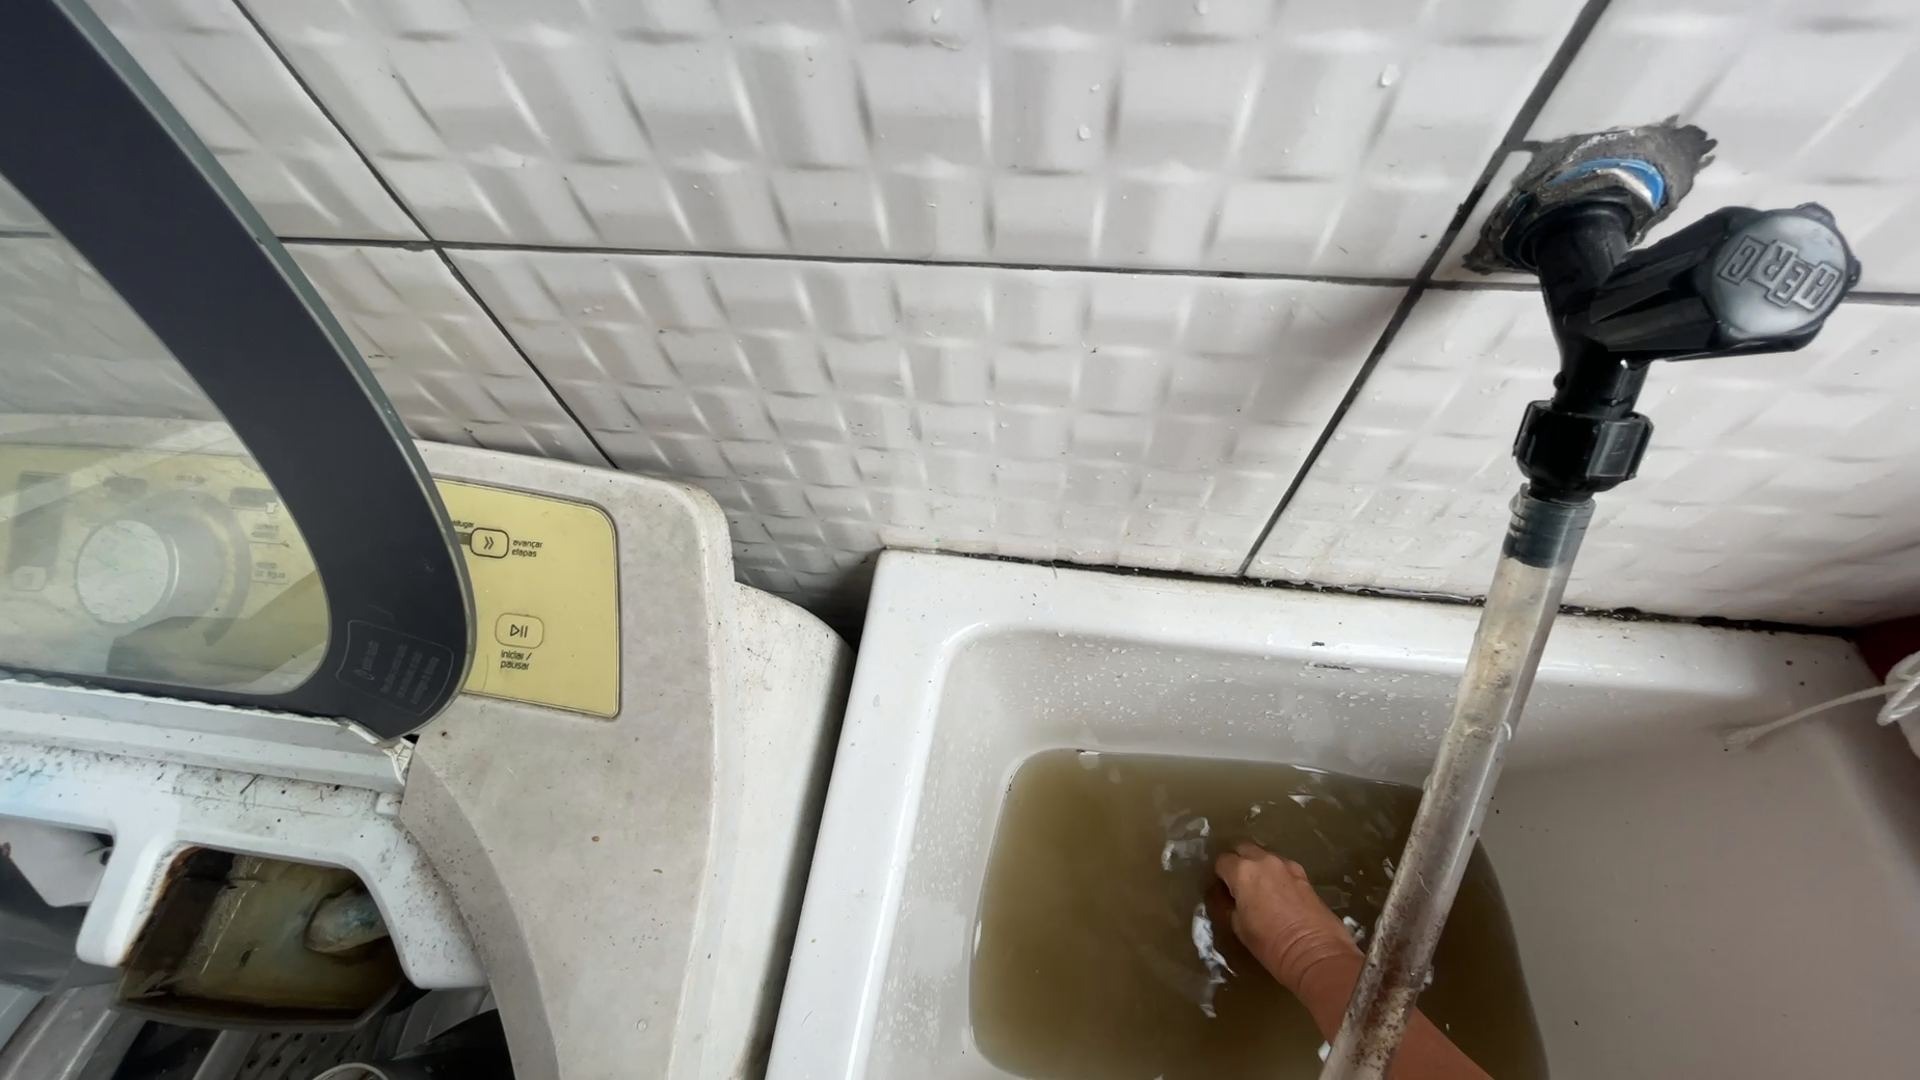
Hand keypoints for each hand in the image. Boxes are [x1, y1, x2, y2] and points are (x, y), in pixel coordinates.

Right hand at [1215, 842, 1361, 993]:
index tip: (1223, 891)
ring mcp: (1287, 866)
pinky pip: (1284, 868)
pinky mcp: (1305, 876)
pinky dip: (1278, 876)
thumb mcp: (1239, 928)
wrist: (1318, 956)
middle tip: (1239, 886)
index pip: (1221, 862)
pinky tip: (1281, 895)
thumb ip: (1231, 906)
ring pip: (1265, 856)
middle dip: (1238, 863)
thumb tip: (1231, 900)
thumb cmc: (1272, 945)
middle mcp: (1263, 861)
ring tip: (1262, 891)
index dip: (1220, 876)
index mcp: (1242, 871)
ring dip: (1259, 868)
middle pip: (1243, 849)